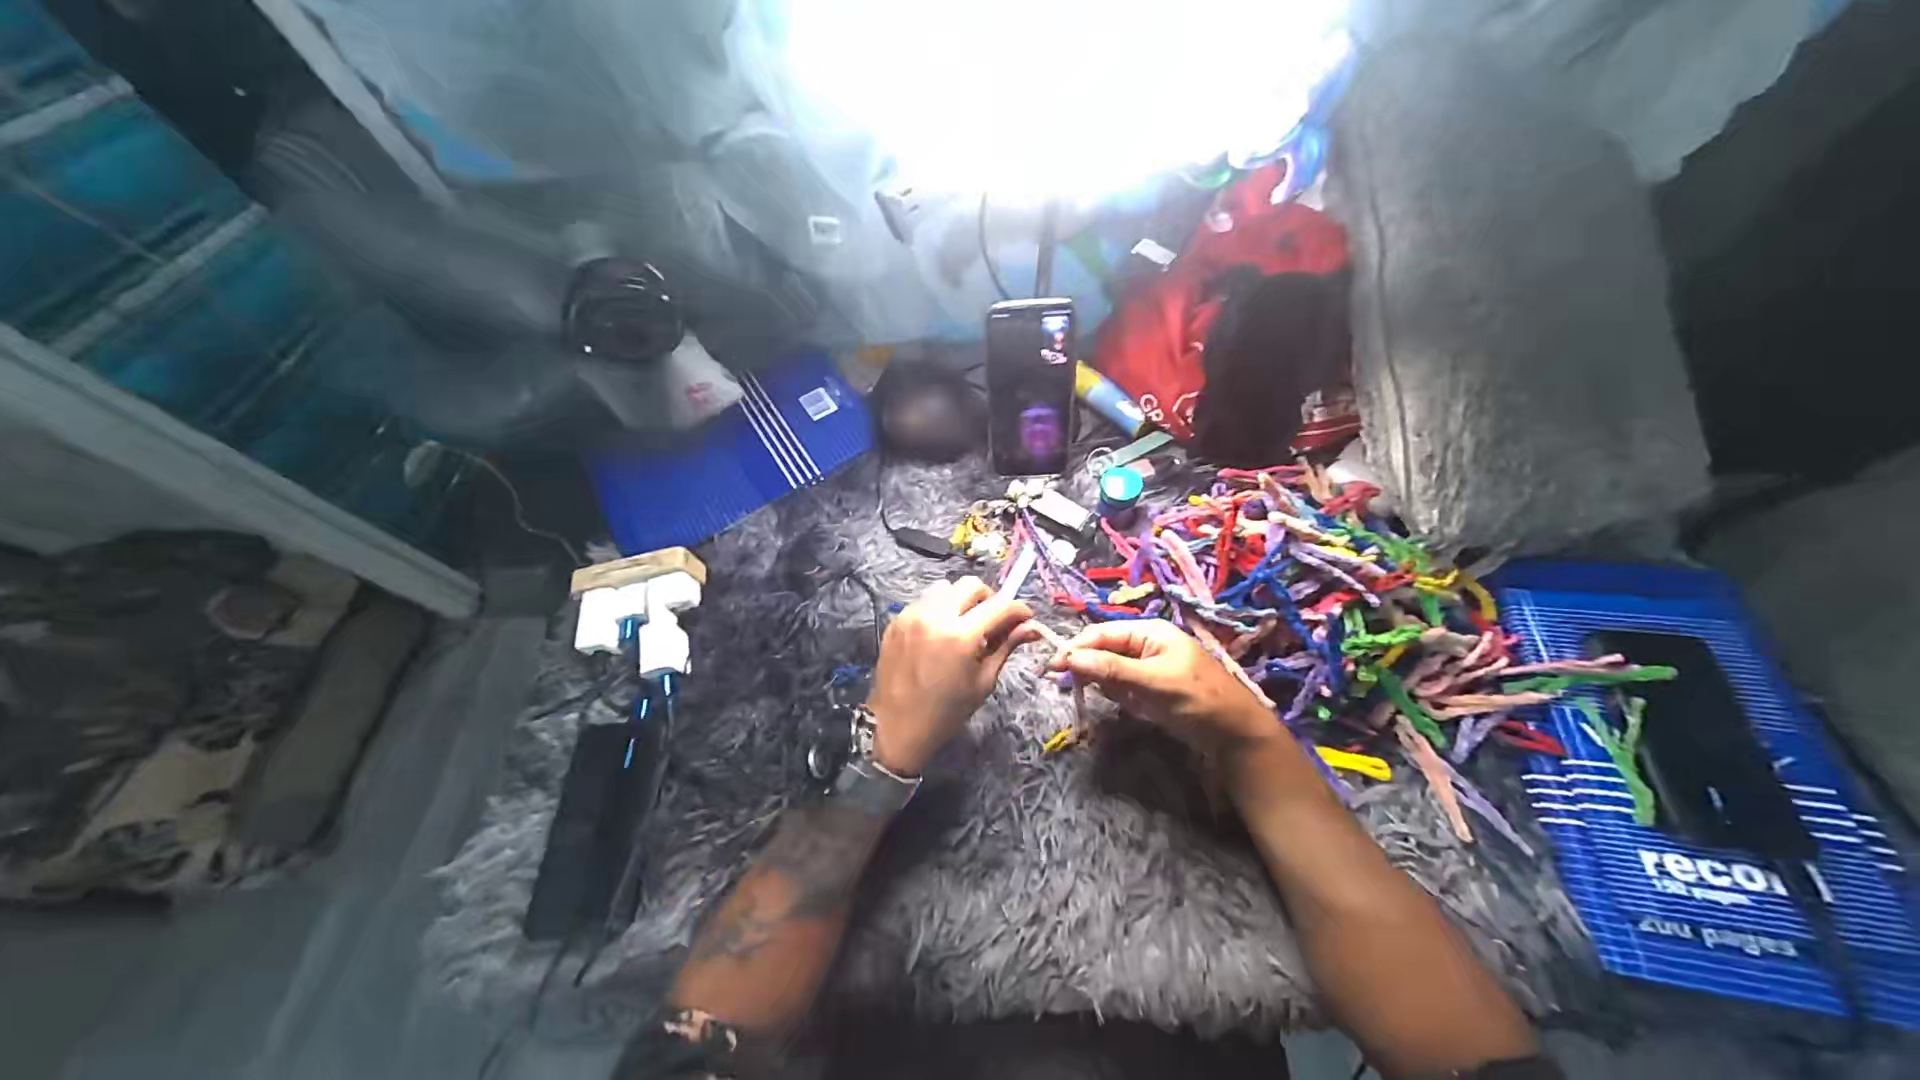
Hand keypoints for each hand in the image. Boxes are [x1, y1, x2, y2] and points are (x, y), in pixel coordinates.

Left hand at [867, 577, 1041, 775]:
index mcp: (960, 636)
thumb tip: (1031, 628)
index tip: (1025, 619)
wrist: (896, 727)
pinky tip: (941, 634)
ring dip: (962, 601)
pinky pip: (925, 601)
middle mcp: (935, 617)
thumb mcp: (983, 681)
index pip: (999, 605)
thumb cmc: (946, 712)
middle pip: (971, 585)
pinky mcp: (897, 620)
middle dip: (989, 599)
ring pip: (945, 588)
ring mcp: (911, 615)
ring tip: (964, 627)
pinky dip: (939, 610)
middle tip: (993, 622)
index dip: (1018, 609)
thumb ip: (1005, 647)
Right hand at [1048, 620, 1282, 757]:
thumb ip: (1111, 669)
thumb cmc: (1199, 700)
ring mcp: (1150, 667)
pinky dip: (1120, 696)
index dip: (1076, 648)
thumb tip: (1069, 658)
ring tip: (1119, 700)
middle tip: (1071, 688)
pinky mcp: (1152, 688)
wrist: (1239, 736)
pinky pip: (1124, 687)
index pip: (1101, 633)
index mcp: (1150, 631)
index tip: (1053, 668)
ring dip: (1106, 684)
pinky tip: (1133, 708)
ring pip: (1111, 670)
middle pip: (1103, 649)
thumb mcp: (1153, 683)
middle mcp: (1147, 644)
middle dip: (1089, 667)